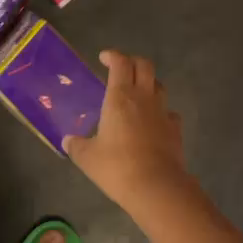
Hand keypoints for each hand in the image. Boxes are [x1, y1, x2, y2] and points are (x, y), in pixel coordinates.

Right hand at [64, 50, 188, 203]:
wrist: (157, 187)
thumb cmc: (118, 167)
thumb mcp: (88, 158)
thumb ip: (77, 146)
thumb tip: (67, 141)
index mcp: (120, 96)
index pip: (120, 62)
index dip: (113, 56)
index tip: (104, 58)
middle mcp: (143, 97)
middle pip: (144, 65)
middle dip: (133, 62)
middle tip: (122, 70)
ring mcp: (162, 112)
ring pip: (159, 85)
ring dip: (149, 84)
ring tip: (138, 94)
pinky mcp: (175, 129)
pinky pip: (169, 112)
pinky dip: (162, 112)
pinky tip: (155, 123)